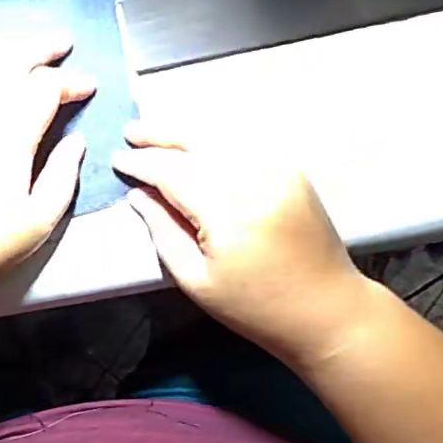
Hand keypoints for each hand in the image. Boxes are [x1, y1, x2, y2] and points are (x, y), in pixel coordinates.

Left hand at [0, 32, 92, 294]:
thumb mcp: (41, 219)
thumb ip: (62, 176)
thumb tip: (76, 143)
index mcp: (11, 136)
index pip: (44, 88)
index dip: (70, 82)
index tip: (88, 88)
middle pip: (7, 61)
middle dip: (38, 47)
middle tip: (61, 43)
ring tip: (18, 47)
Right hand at [112, 124, 378, 367]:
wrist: (324, 310)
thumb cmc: (254, 308)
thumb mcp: (196, 281)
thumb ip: (163, 232)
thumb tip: (139, 195)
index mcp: (229, 215)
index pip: (175, 173)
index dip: (143, 164)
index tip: (118, 160)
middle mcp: (255, 183)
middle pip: (199, 145)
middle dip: (162, 136)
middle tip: (132, 133)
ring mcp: (279, 173)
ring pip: (224, 138)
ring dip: (188, 132)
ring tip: (159, 133)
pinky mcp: (292, 174)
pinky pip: (249, 145)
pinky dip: (220, 139)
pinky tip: (200, 142)